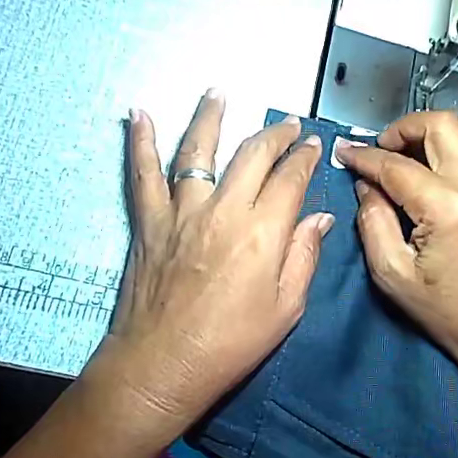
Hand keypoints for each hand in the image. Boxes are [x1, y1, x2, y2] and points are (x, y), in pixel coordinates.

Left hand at [92, 91, 333, 435]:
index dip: (305, 158)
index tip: (312, 146)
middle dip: (274, 134)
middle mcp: (223, 210)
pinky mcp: (149, 221)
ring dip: (211, 117)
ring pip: (198, 150)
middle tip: (286, 125)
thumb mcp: (284, 310)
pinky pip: (143, 173)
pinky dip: (140, 141)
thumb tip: (319, 217)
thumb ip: (303, 257)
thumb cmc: (229, 346)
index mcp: (263, 233)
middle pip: (252, 155)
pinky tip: (138, 114)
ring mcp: (181, 211)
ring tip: (218, 92)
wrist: (161, 366)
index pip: (290, 179)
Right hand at [335, 111, 457, 386]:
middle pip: (442, 126)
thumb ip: (372, 221)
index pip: (396, 165)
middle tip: (384, 149)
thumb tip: (367, 185)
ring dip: (451, 129)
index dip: (364, 156)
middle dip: (403, 129)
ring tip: (428, 148)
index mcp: (446, 208)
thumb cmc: (444, 309)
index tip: (345, 154)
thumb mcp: (390, 272)